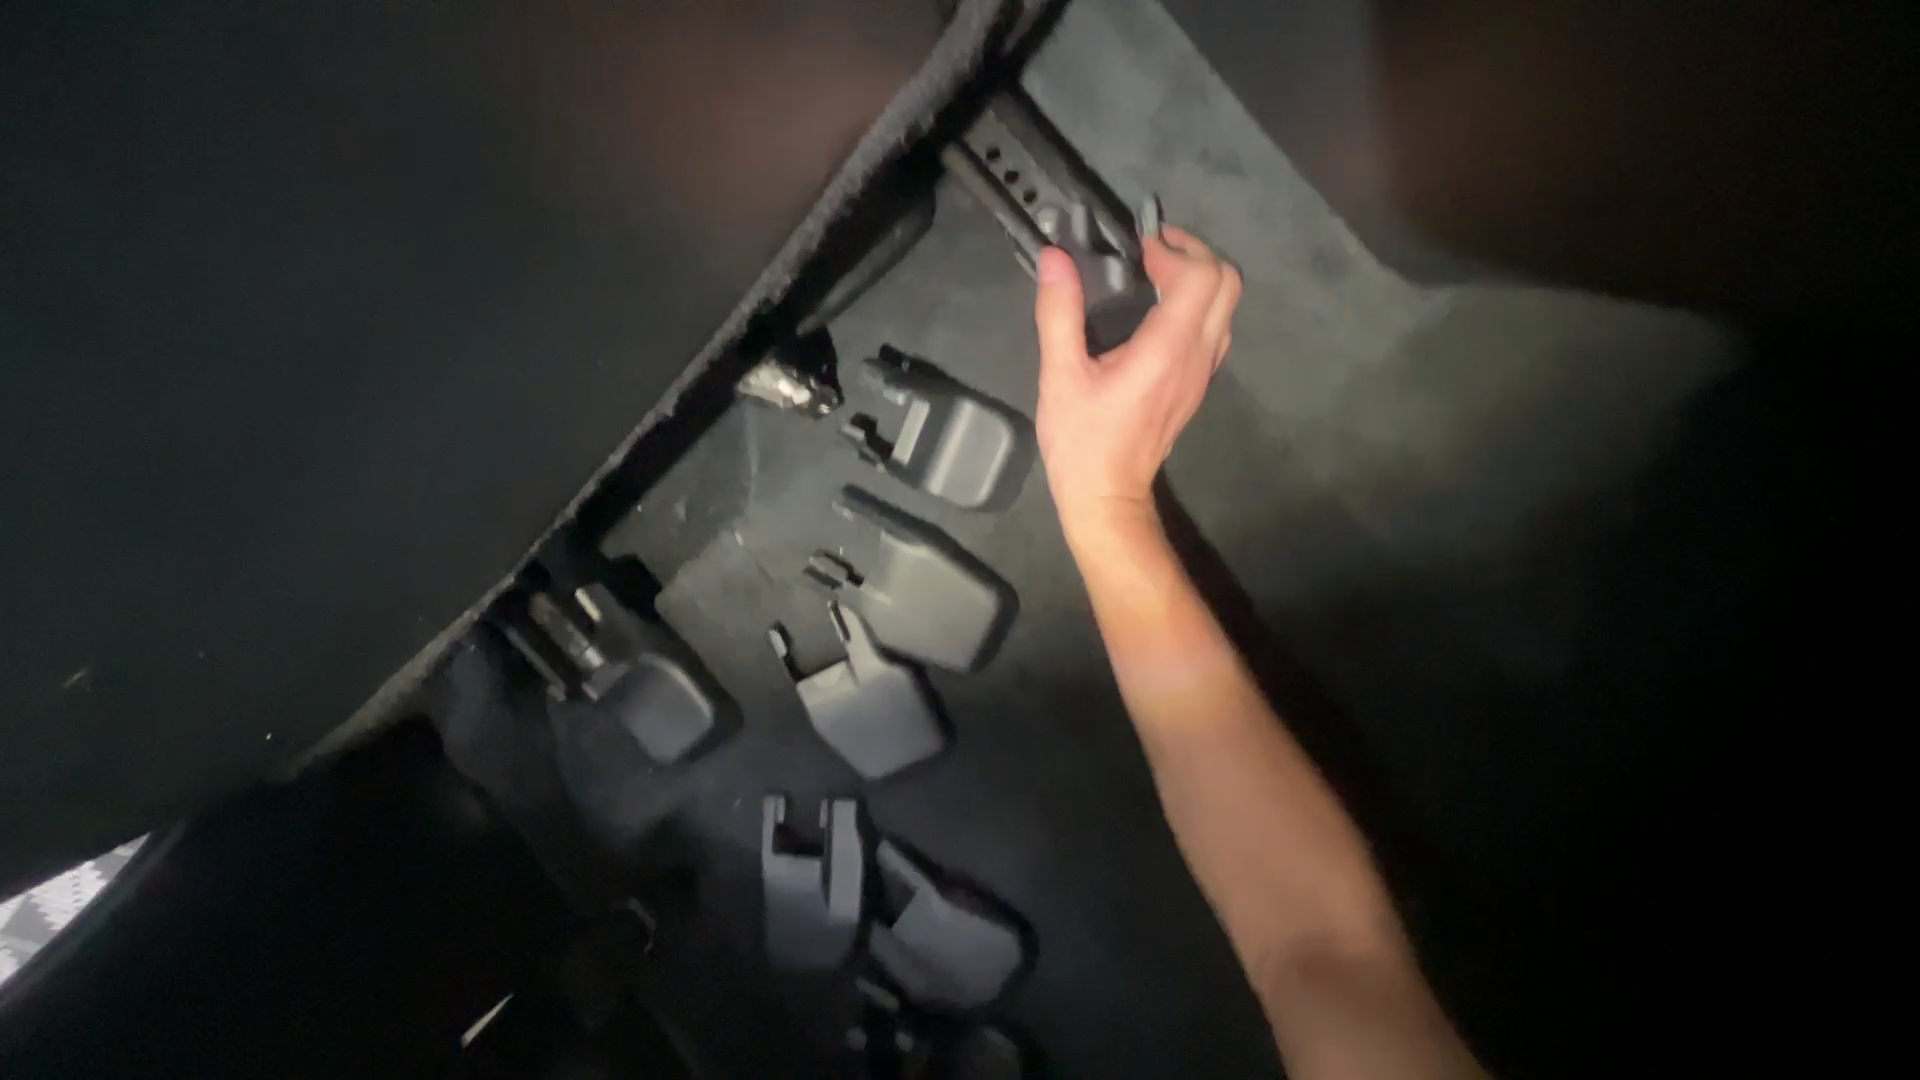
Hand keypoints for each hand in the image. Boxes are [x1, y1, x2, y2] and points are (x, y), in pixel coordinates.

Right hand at [1034, 225, 1241, 541]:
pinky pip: (1216, 330)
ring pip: (1227, 307)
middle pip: (1227, 283)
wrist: (1107, 496)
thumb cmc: (1082, 441)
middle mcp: (1197, 356)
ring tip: (1156, 275)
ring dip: (1200, 279)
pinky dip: (1198, 306)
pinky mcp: (1197, 386)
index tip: (1138, 249)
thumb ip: (1059, 313)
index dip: (1174, 250)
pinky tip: (1160, 314)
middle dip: (1195, 254)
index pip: (1200, 276)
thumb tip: (1054, 258)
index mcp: (1167, 349)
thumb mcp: (1059, 376)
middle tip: (1152, 251)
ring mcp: (1203, 374)